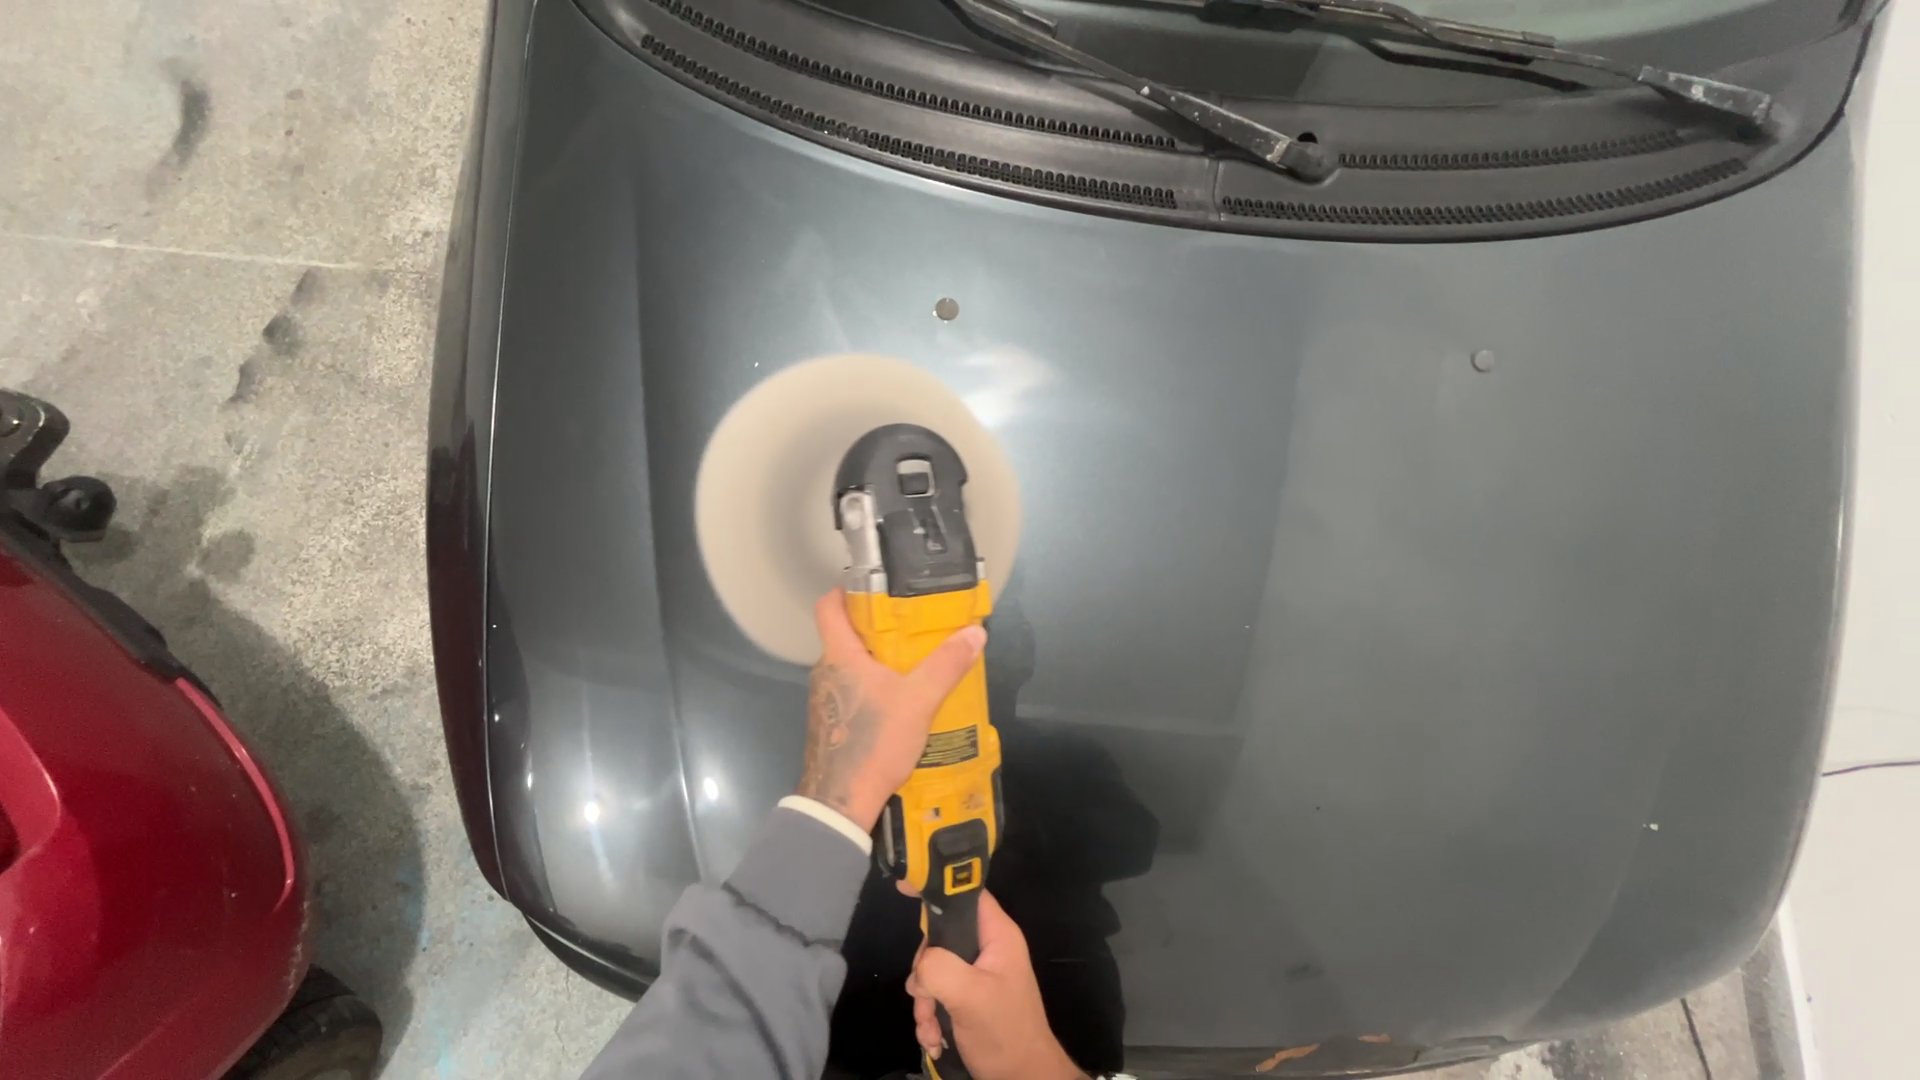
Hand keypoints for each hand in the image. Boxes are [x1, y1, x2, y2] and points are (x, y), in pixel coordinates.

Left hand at [795, 588, 986, 832]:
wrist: (841, 802)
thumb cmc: (873, 741)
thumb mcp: (918, 701)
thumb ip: (946, 665)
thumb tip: (975, 633)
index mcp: (840, 655)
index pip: (829, 606)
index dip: (847, 590)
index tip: (877, 589)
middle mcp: (826, 672)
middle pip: (847, 635)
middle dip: (879, 629)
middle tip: (914, 629)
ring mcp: (826, 699)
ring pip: (852, 666)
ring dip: (879, 662)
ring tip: (914, 665)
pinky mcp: (832, 723)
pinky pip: (853, 692)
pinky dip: (874, 689)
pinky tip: (901, 703)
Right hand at [907, 891, 1086, 1079]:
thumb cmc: (1005, 1032)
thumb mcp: (972, 996)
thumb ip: (940, 968)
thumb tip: (921, 964)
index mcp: (997, 934)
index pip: (966, 893)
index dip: (938, 887)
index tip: (906, 889)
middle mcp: (986, 948)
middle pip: (940, 935)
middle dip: (925, 970)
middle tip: (925, 995)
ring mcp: (975, 973)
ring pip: (933, 968)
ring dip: (925, 1000)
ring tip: (930, 1027)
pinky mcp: (966, 997)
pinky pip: (936, 993)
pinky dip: (929, 1015)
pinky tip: (933, 1038)